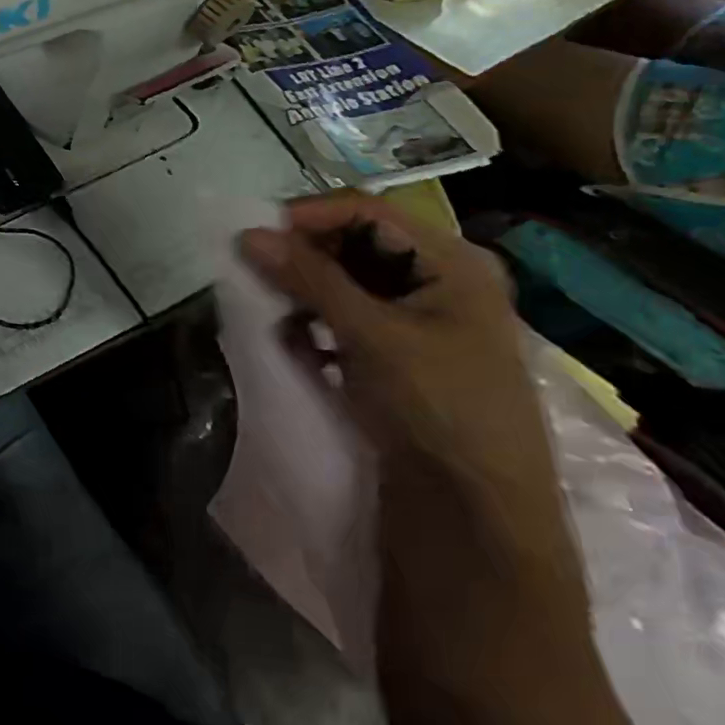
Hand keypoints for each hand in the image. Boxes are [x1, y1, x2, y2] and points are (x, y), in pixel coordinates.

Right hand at [241, 193, 536, 468]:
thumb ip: (310, 279)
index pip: (368, 212)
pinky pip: (345, 320)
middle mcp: (437, 282)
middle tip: (255, 269)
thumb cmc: (438, 407)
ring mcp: (417, 321)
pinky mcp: (395, 356)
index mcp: (452, 263)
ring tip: (272, 308)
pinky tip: (295, 343)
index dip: (310, 216)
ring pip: (346, 283)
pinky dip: (316, 324)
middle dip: (303, 255)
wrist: (476, 512)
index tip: (255, 233)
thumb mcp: (372, 335)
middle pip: (356, 244)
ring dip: (305, 291)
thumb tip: (248, 235)